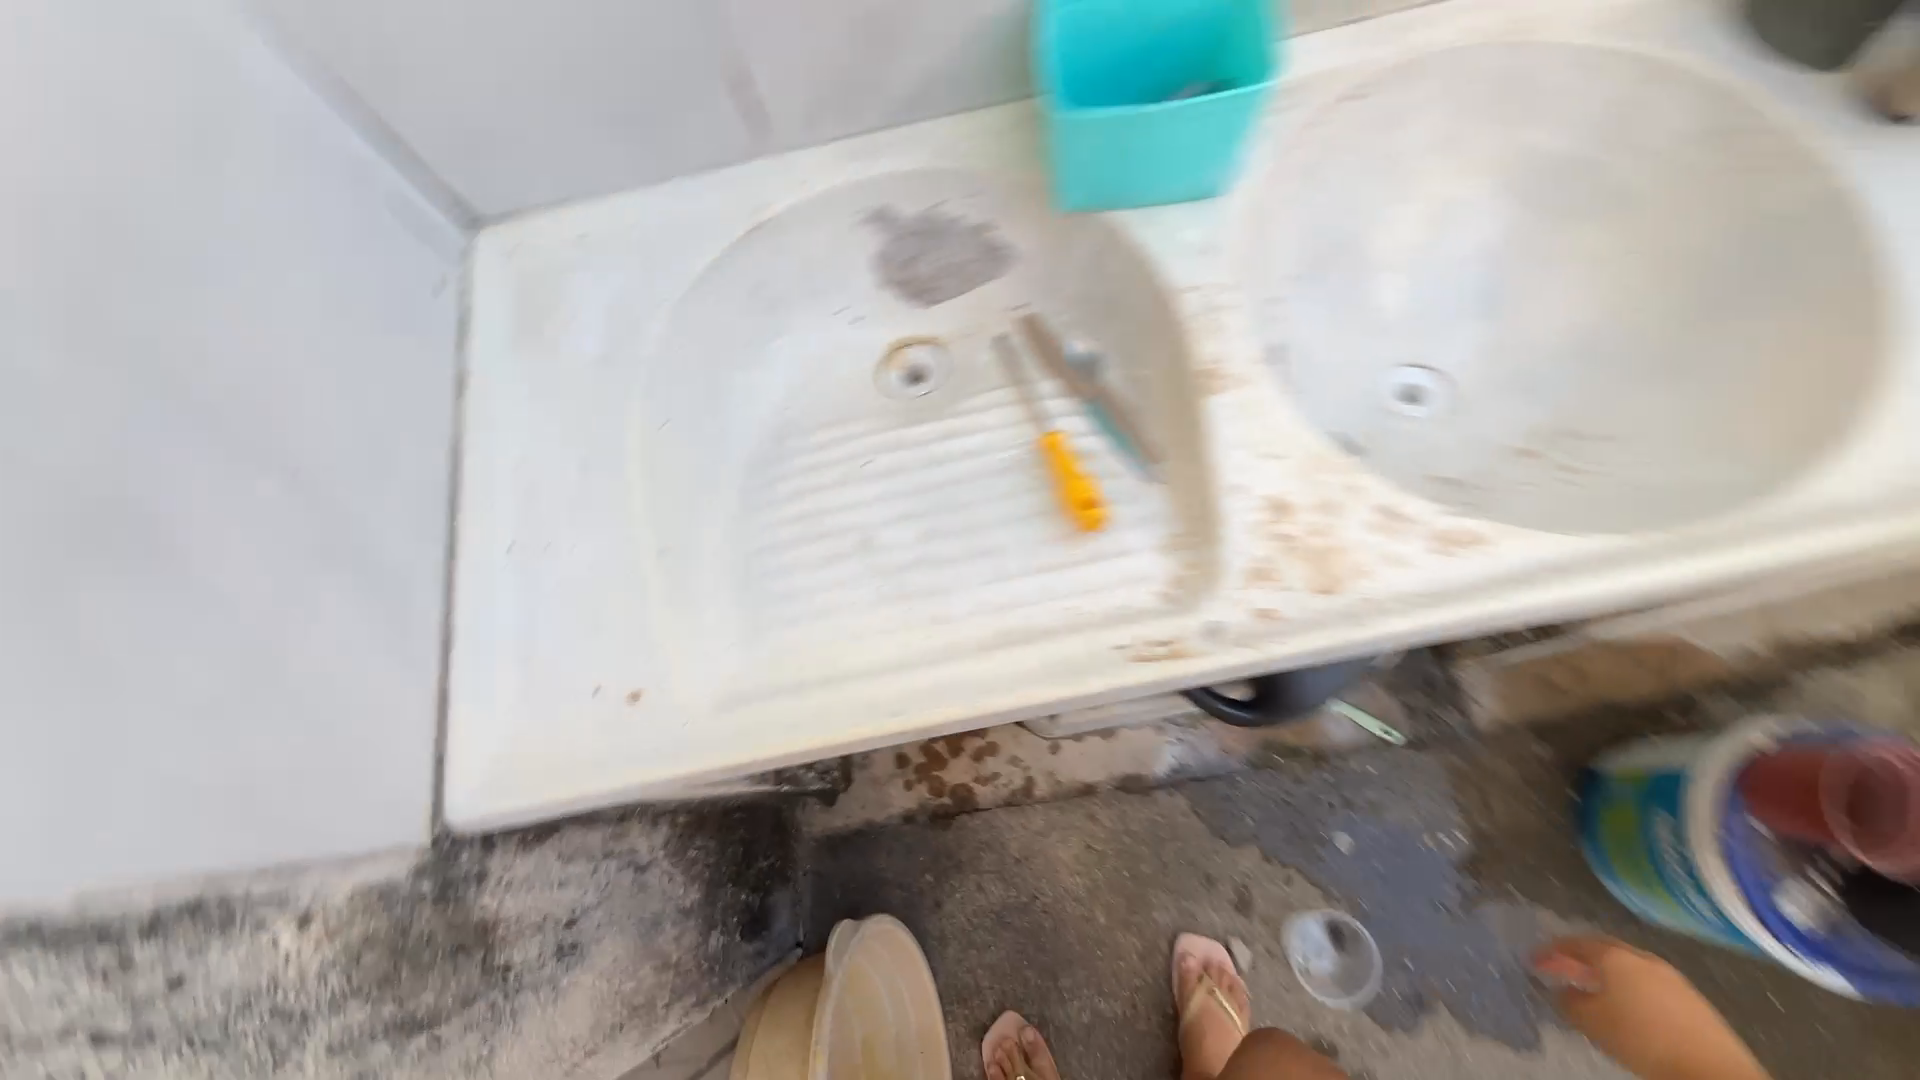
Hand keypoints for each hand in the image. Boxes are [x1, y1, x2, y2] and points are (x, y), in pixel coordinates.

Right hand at [1533, 937, 1769, 1079]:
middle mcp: (1641, 958)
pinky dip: (1629, 986)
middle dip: (1578, 957)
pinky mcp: (1692, 999)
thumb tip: (1562, 990)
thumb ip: (1568, 1000)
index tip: (1533, 961)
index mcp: (1614, 956)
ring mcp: (1671, 977)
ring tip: (1592, 987)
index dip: (1550, 951)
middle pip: (1603, 949)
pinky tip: (1627, 1005)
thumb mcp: (1590, 1021)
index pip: (1573, 943)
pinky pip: (1648, 982)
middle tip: (1560, 968)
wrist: (1713, 1070)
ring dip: (1605, 972)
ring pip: (1628, 965)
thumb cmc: (1640, 1038)